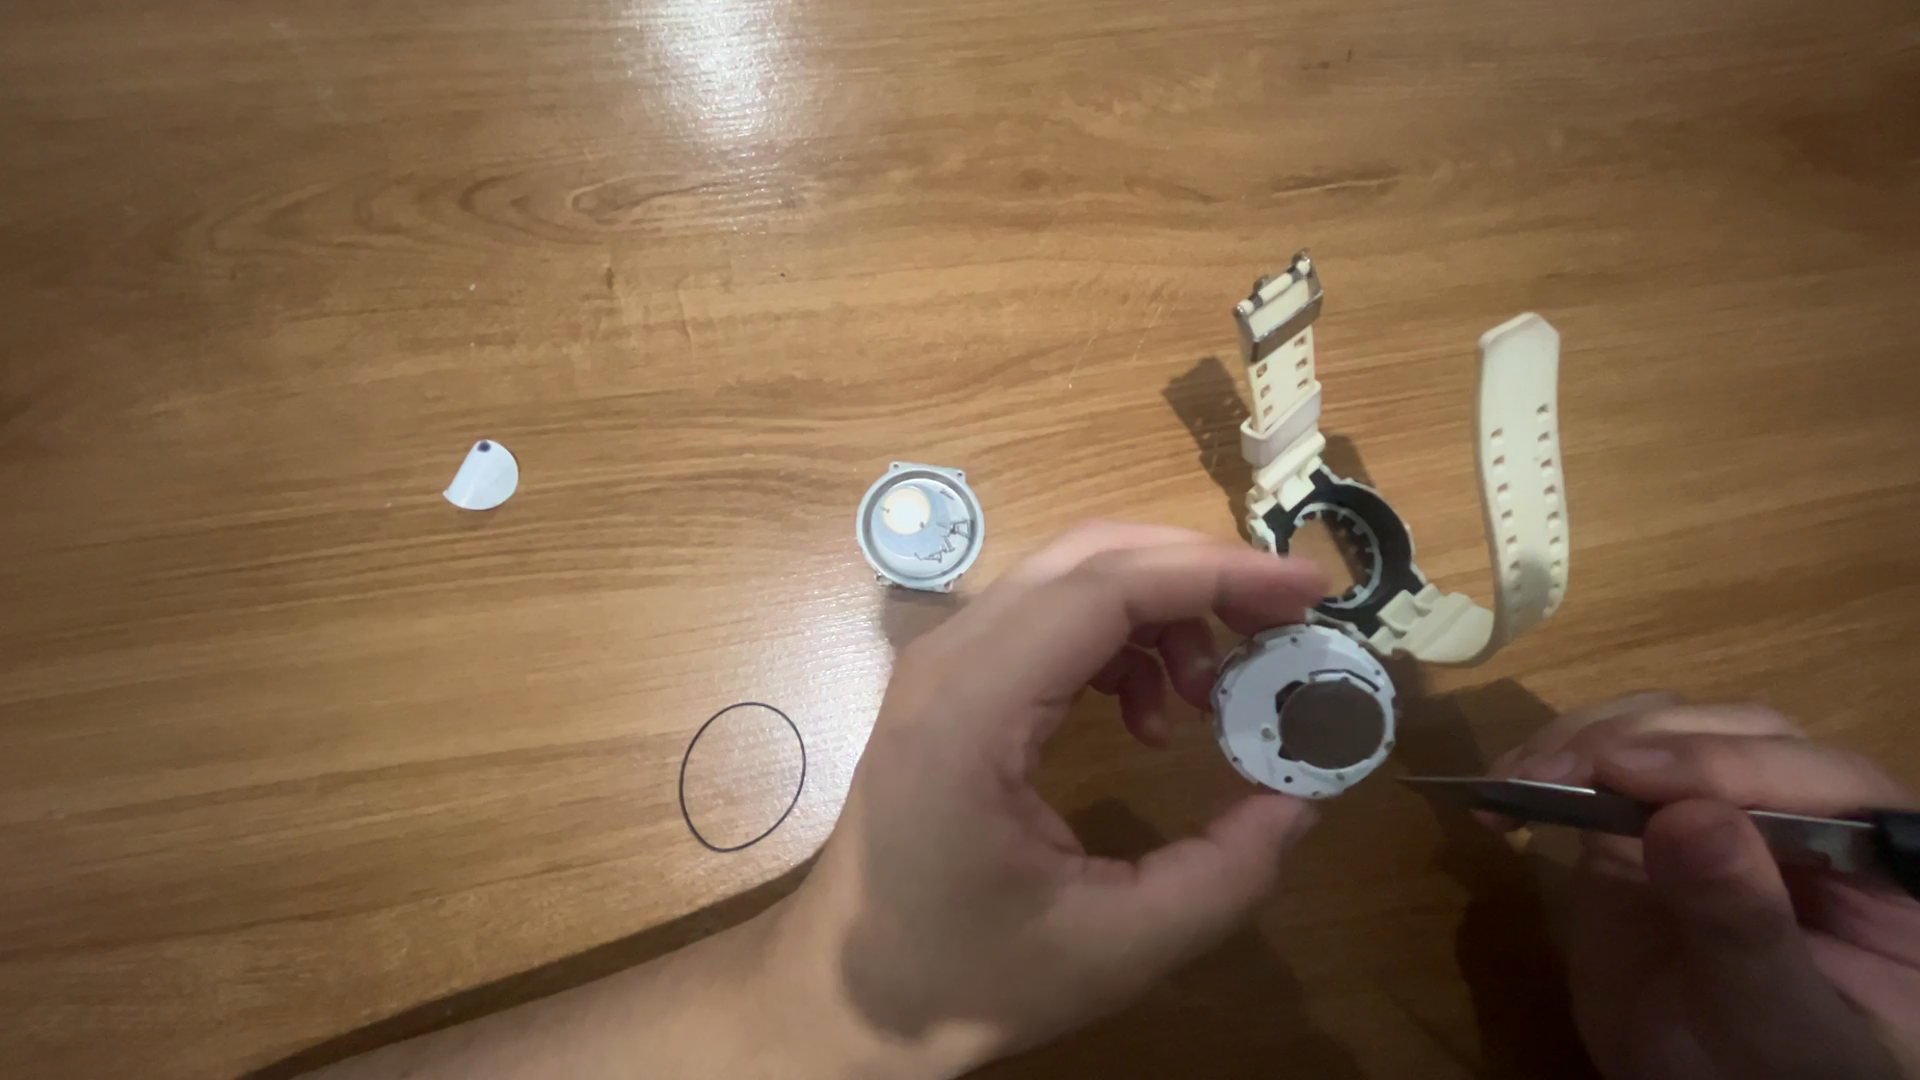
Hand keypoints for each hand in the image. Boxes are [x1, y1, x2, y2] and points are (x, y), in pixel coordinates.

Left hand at [762, 521, 1327, 1077]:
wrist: (851, 987)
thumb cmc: (964, 974)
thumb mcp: (1114, 946)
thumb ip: (1224, 875)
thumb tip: (1301, 797)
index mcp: (971, 709)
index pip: (1103, 590)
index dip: (1214, 572)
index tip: (1307, 587)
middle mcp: (947, 657)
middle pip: (1086, 559)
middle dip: (1195, 573)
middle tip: (1277, 626)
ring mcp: (941, 659)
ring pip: (1068, 578)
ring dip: (1157, 609)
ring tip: (1205, 695)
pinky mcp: (951, 676)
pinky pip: (1047, 618)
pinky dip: (1117, 639)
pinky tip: (1144, 712)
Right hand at [1492, 696, 1919, 1078]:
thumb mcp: (1772, 1024)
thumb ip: (1744, 925)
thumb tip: (1693, 820)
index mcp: (1881, 872)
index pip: (1825, 781)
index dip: (1723, 760)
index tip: (1619, 769)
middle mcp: (1802, 823)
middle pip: (1729, 731)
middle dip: (1632, 739)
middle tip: (1549, 773)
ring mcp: (1709, 815)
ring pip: (1653, 728)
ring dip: (1572, 741)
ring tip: (1513, 781)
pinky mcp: (1633, 820)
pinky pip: (1590, 763)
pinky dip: (1537, 764)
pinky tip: (1501, 794)